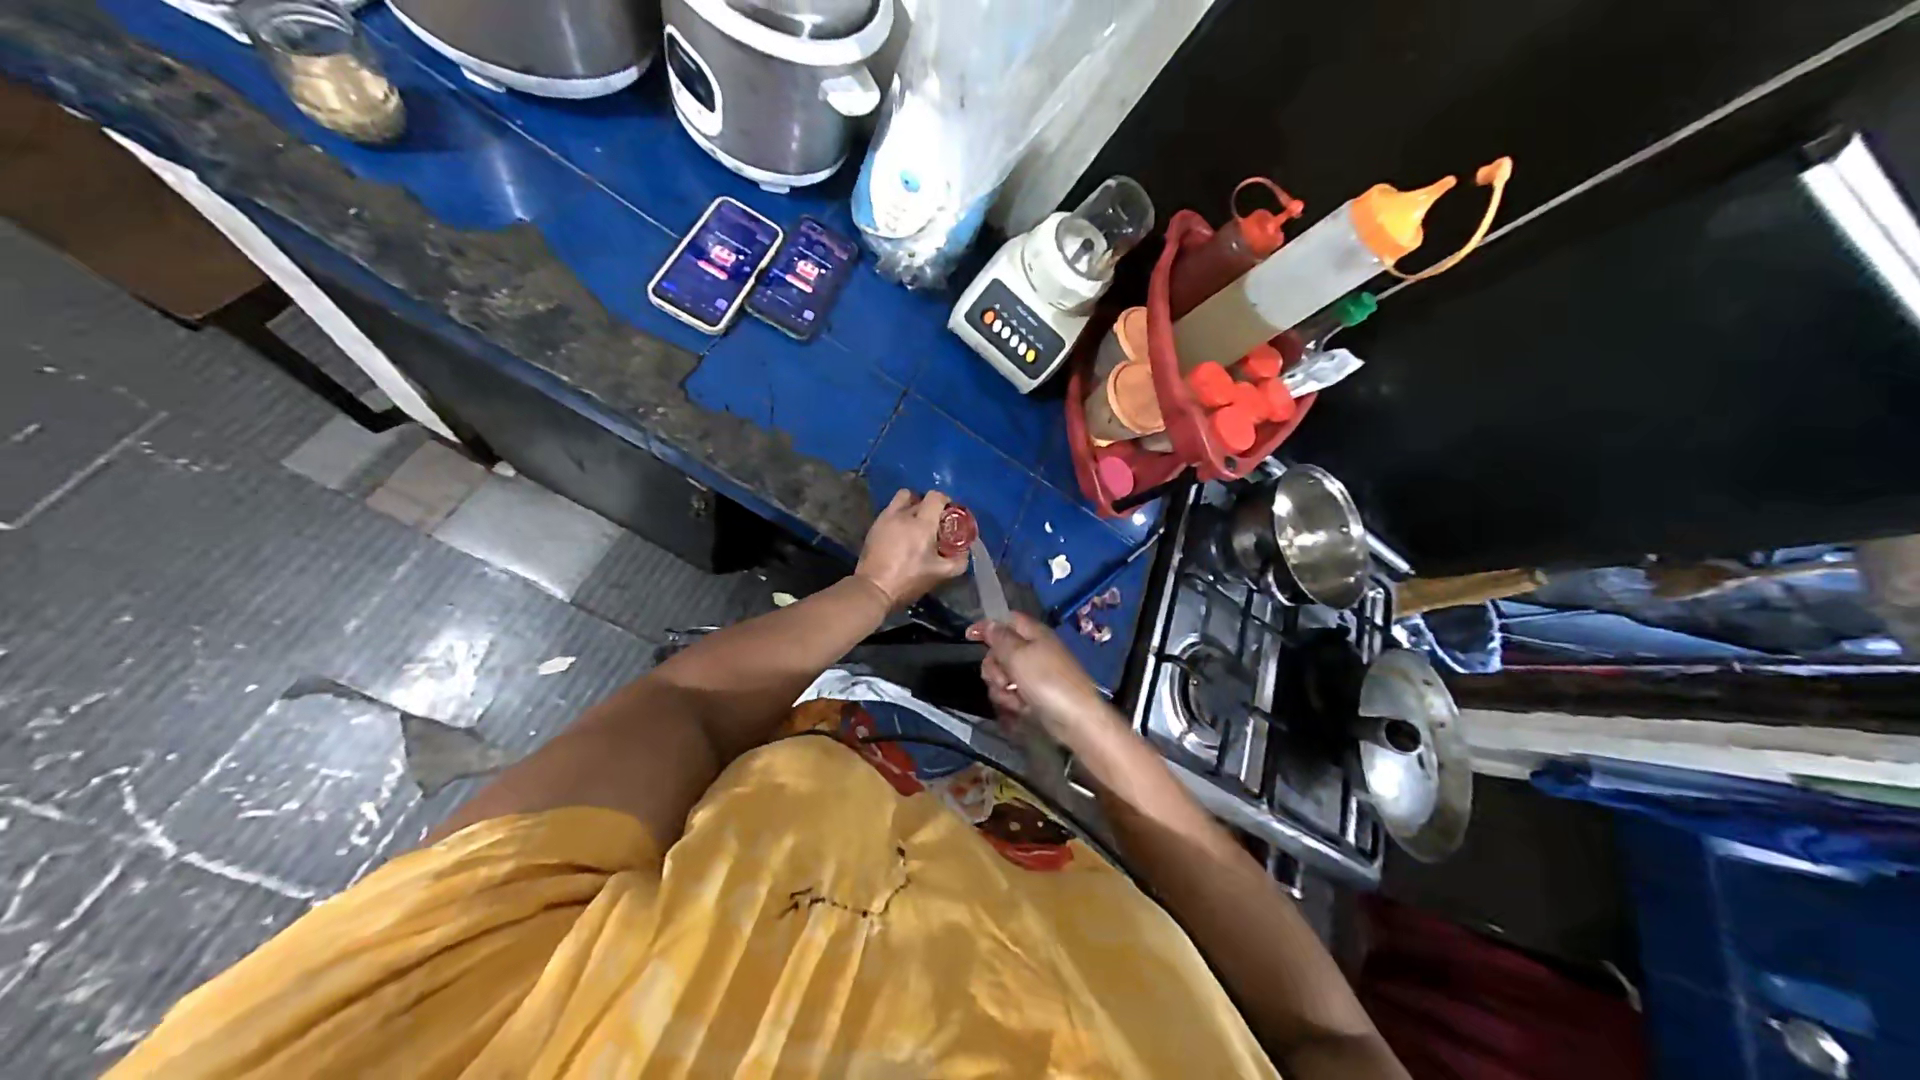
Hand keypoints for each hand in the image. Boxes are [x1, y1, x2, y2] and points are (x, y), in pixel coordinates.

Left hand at [854, 489, 969, 608]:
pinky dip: (898, 515)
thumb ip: (959, 561)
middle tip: (933, 521)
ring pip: (902, 498)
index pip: (936, 497)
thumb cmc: (908, 580)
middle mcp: (903, 515)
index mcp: (922, 524)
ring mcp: (886, 518)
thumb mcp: (941, 574)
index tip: (949, 514)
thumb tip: (965, 551)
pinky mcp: (874, 526)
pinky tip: (900, 532)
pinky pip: (890, 510)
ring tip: (915, 522)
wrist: (874, 588)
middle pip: (919, 496)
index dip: (945, 501)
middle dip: (929, 505)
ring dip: (911, 504)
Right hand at [966, 613, 1120, 748]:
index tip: (968, 636)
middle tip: (1003, 678)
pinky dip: (1011, 700)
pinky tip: (1020, 707)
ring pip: (1002, 675)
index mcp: (1033, 634)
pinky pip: (1011, 692)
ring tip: (1013, 696)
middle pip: (999, 651)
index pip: (1006, 620)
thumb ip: (999, 637)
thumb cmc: (1047, 681)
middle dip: (993, 666)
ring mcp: (1033, 674)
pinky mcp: (1033, 695)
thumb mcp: (1018, 654)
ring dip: (1001, 687)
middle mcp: (1033, 650)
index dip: (987, 626)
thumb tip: (988, 623)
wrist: (1075, 719)